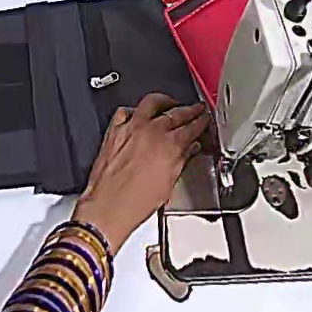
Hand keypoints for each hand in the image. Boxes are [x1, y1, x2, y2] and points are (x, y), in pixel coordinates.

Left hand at [72, 93, 209, 253]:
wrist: (108, 209)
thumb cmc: (136, 203)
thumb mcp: (169, 184)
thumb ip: (181, 160)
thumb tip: (189, 150)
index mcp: (170, 145)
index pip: (193, 127)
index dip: (201, 121)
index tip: (204, 119)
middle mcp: (152, 132)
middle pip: (177, 112)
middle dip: (191, 109)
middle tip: (196, 109)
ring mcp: (132, 128)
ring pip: (152, 102)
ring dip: (164, 101)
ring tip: (170, 103)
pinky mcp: (115, 131)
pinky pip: (124, 112)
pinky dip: (133, 111)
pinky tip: (137, 114)